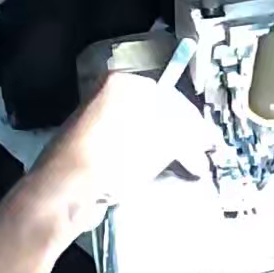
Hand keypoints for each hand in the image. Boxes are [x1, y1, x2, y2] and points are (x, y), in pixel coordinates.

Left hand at [25, 73, 215, 230]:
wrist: (67, 188)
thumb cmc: (118, 155)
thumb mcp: (164, 141)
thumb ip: (190, 135)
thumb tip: (205, 137)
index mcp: (121, 83)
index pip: (168, 96)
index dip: (192, 121)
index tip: (206, 142)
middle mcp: (103, 96)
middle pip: (153, 115)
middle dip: (178, 138)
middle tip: (197, 158)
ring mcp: (92, 124)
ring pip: (138, 135)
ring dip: (162, 152)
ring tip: (181, 170)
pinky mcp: (86, 150)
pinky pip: (122, 152)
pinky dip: (139, 162)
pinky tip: (152, 177)